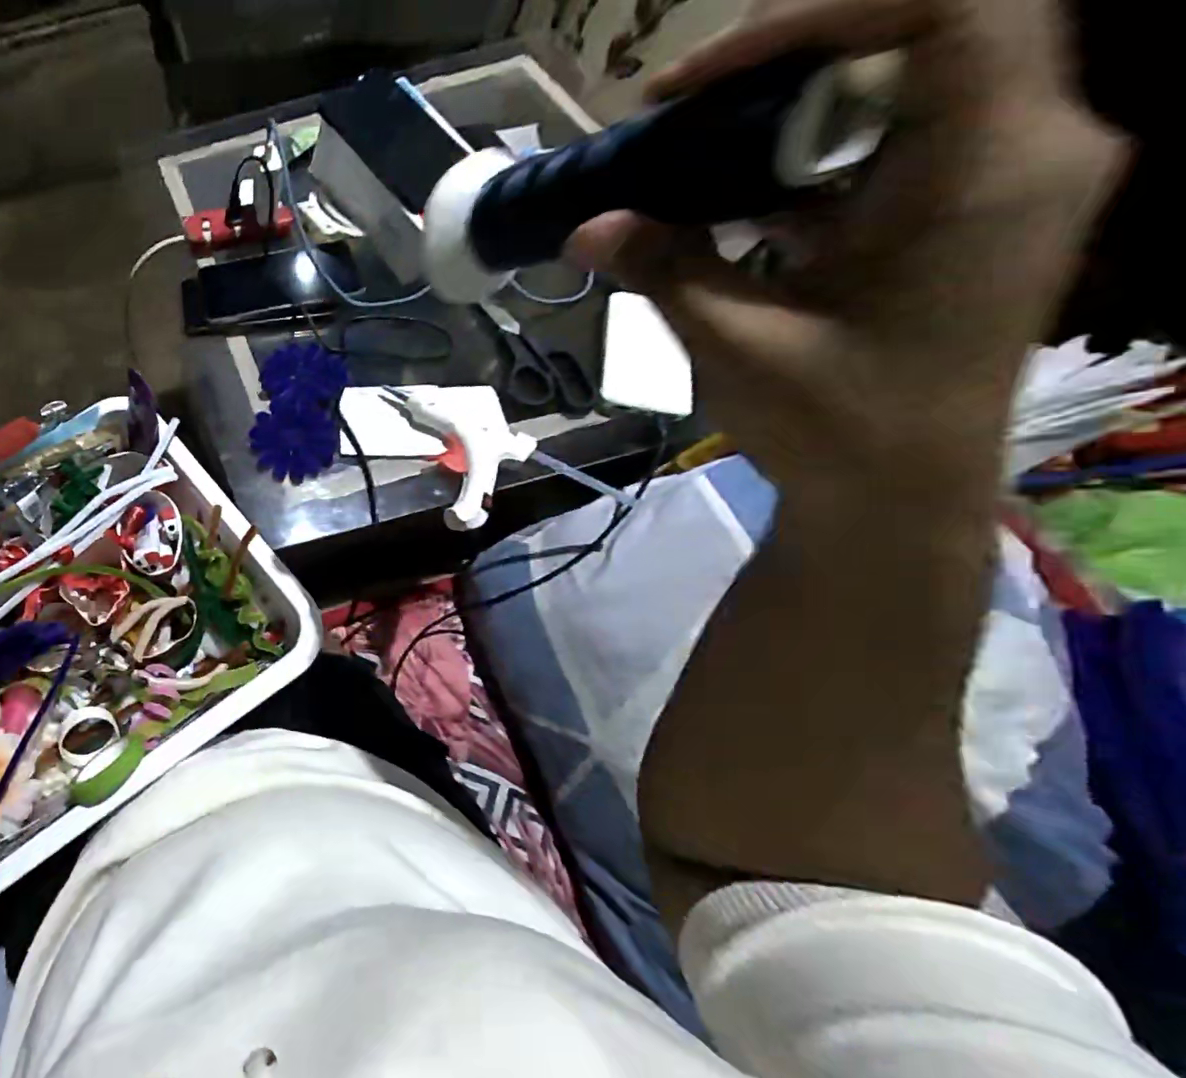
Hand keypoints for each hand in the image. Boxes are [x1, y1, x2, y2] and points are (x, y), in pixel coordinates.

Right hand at [568, 0, 1125, 515]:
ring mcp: (999, 178)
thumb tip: (585, 226)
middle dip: (791, 57)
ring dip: (791, 107)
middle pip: (924, 32)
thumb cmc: (836, 428)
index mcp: (991, 168)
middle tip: (683, 110)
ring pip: (905, 82)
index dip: (811, 19)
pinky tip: (732, 202)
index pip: (943, 6)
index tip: (692, 84)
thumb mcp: (738, 346)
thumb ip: (666, 271)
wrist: (896, 495)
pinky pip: (889, 142)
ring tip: (694, 151)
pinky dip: (805, 156)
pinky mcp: (961, 211)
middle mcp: (1026, 147)